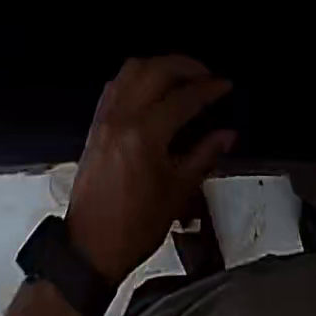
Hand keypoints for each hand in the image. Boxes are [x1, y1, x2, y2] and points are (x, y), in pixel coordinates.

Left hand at [66, 56, 235, 282]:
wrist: (89, 251)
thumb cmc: (133, 227)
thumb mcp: (178, 191)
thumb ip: (204, 155)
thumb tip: (227, 135)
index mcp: (145, 137)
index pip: (184, 97)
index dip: (209, 88)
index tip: (224, 85)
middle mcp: (122, 121)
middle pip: (157, 70)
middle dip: (187, 66)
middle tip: (206, 75)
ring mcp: (105, 121)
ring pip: (132, 70)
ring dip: (160, 65)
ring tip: (181, 74)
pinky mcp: (95, 127)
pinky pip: (115, 85)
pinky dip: (137, 77)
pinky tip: (152, 86)